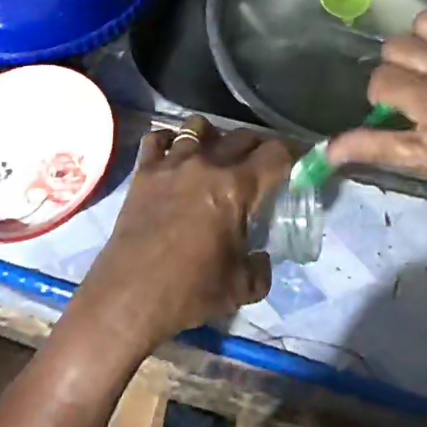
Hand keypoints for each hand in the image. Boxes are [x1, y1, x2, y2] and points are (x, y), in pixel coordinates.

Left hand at [73, 116, 291, 349]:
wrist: (127, 299)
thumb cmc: (188, 292)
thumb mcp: (240, 289)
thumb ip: (260, 269)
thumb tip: (262, 257)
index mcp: (236, 187)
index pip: (276, 154)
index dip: (293, 153)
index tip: (299, 159)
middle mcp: (207, 164)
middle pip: (242, 136)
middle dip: (258, 146)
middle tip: (261, 163)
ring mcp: (173, 163)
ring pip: (199, 126)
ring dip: (214, 136)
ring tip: (215, 153)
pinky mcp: (144, 172)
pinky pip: (158, 139)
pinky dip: (169, 141)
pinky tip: (174, 155)